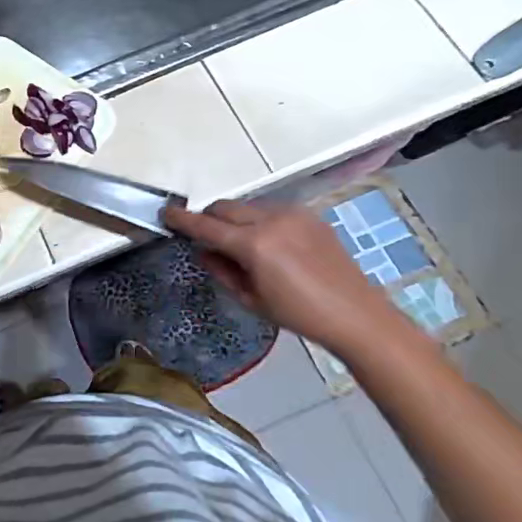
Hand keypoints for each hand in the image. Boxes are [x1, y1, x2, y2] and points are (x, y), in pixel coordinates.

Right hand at [164, 199, 418, 352]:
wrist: (355, 313)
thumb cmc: (299, 315)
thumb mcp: (252, 300)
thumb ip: (222, 270)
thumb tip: (203, 251)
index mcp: (255, 244)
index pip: (207, 226)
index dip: (183, 220)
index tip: (166, 214)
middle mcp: (271, 220)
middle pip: (226, 207)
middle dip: (210, 218)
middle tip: (204, 238)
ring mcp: (293, 214)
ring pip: (249, 206)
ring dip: (235, 219)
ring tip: (240, 246)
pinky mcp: (309, 215)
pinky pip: (272, 210)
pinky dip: (259, 220)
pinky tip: (268, 245)